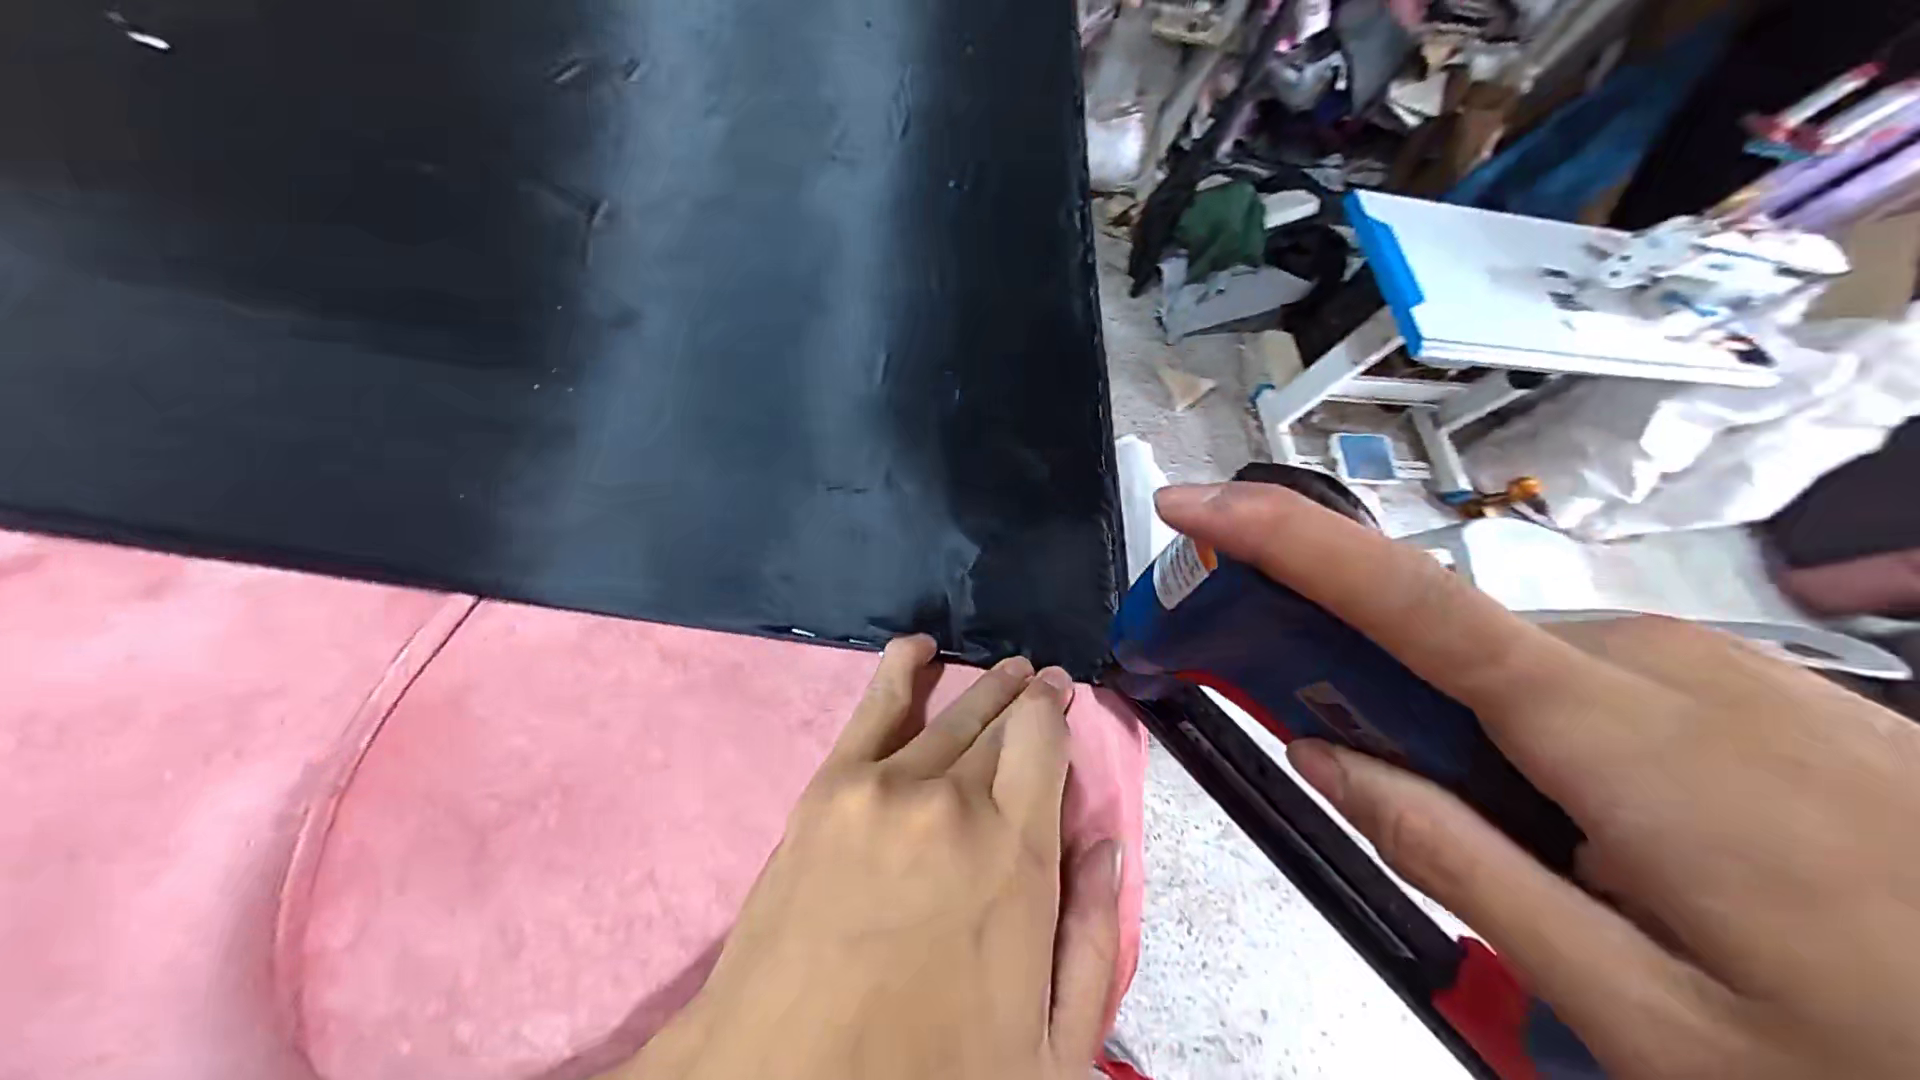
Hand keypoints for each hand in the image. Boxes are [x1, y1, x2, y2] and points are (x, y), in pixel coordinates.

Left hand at [615, 636, 1119, 1079]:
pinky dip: (901, 669)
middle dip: (1028, 699)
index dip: (1057, 715)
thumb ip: (1091, 939)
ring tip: (1006, 672)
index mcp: (1014, 856)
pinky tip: (919, 647)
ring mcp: (883, 787)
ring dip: (984, 689)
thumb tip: (1107, 845)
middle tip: (1042, 681)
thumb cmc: (929, 1075)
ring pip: (948, 715)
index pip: (1044, 741)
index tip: (1063, 702)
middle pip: (1000, 723)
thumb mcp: (1050, 1050)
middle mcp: (953, 803)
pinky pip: (873, 708)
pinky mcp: (829, 789)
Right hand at [1158, 481, 1919, 1079]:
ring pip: (1511, 662)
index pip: (1401, 595)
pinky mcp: (1757, 685)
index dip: (1278, 537)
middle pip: (1441, 633)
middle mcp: (1655, 659)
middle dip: (1366, 682)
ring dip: (1459, 724)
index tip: (1189, 506)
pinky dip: (1532, 724)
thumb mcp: (1636, 1009)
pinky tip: (1601, 825)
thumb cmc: (1892, 1063)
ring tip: (1517, 841)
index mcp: (1615, 727)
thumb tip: (1325, 758)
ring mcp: (1718, 665)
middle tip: (1349, 764)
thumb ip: (1454, 861)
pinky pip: (1586, 678)